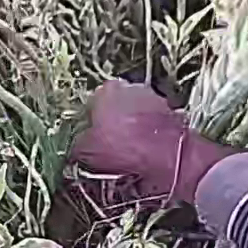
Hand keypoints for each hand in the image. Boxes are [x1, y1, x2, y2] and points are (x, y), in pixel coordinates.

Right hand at [70, 80, 233, 203]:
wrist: (174, 160)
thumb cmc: (124, 149)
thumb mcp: (86, 152)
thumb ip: (75, 146)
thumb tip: (73, 150)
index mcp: (105, 91)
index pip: (86, 108)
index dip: (84, 129)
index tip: (84, 147)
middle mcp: (130, 88)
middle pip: (110, 111)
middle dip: (106, 128)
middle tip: (101, 153)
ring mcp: (154, 99)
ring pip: (131, 119)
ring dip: (126, 135)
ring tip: (122, 160)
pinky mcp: (172, 115)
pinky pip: (149, 129)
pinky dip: (145, 140)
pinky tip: (141, 158)